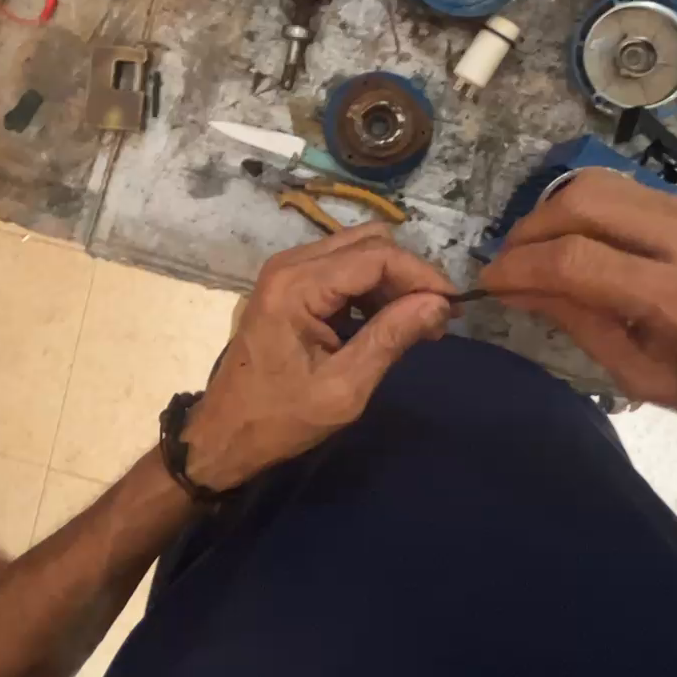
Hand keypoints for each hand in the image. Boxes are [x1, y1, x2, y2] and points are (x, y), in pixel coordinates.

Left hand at [181, 225, 453, 491]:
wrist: (223, 433)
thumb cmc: (279, 418)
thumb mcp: (344, 388)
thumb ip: (391, 338)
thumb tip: (439, 304)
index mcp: (296, 285)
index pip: (375, 256)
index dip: (421, 275)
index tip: (453, 308)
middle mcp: (290, 264)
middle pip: (368, 243)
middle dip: (409, 274)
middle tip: (436, 318)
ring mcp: (287, 270)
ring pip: (358, 251)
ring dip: (392, 280)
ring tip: (418, 324)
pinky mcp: (290, 283)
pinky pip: (341, 268)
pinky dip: (371, 288)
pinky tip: (387, 321)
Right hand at [479, 170, 676, 442]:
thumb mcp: (649, 380)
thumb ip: (580, 325)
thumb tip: (519, 288)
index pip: (577, 261)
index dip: (520, 267)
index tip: (487, 282)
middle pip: (583, 201)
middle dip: (530, 227)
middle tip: (508, 261)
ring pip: (601, 185)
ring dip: (555, 214)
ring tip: (537, 252)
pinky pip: (627, 194)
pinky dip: (588, 214)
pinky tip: (581, 247)